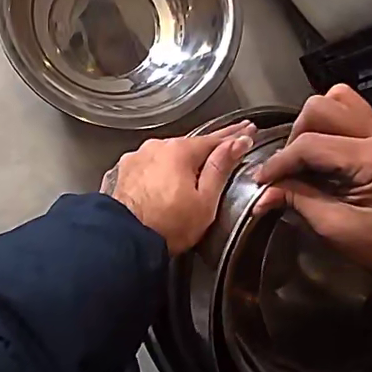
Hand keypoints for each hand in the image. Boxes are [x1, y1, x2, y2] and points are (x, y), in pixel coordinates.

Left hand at [104, 121, 253, 254]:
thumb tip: (236, 144)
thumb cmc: (166, 226)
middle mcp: (156, 147)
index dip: (234, 136)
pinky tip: (168, 178)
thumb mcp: (205, 200)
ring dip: (183, 160)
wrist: (124, 239)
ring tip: (199, 166)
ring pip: (167, 155)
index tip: (246, 131)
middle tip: (228, 146)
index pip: (214, 139)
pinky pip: (151, 165)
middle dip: (209, 147)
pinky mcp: (125, 172)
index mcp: (179, 151)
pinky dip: (162, 170)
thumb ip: (220, 168)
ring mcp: (138, 158)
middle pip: (189, 145)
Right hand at [254, 86, 371, 344]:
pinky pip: (350, 111)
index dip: (279, 162)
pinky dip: (329, 123)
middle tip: (289, 167)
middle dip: (296, 135)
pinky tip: (323, 151)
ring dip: (313, 122)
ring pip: (338, 99)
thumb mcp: (336, 229)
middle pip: (322, 107)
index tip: (263, 180)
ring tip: (306, 154)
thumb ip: (297, 200)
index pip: (310, 143)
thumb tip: (263, 191)